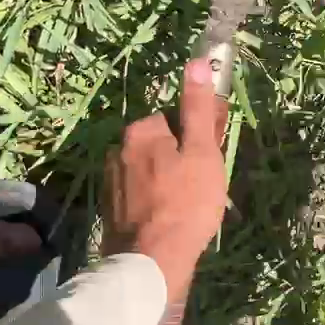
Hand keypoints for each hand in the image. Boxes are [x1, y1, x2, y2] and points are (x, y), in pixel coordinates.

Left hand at [104, 58, 229, 301]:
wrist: (151, 262)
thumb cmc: (186, 203)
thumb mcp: (202, 151)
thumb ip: (198, 108)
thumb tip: (196, 62)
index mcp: (141, 132)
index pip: (176, 119)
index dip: (199, 136)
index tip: (212, 157)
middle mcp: (119, 150)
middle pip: (162, 144)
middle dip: (183, 158)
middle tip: (204, 186)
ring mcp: (112, 181)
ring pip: (152, 170)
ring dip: (170, 180)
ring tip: (191, 207)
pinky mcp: (111, 208)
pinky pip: (141, 193)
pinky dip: (156, 200)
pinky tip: (171, 218)